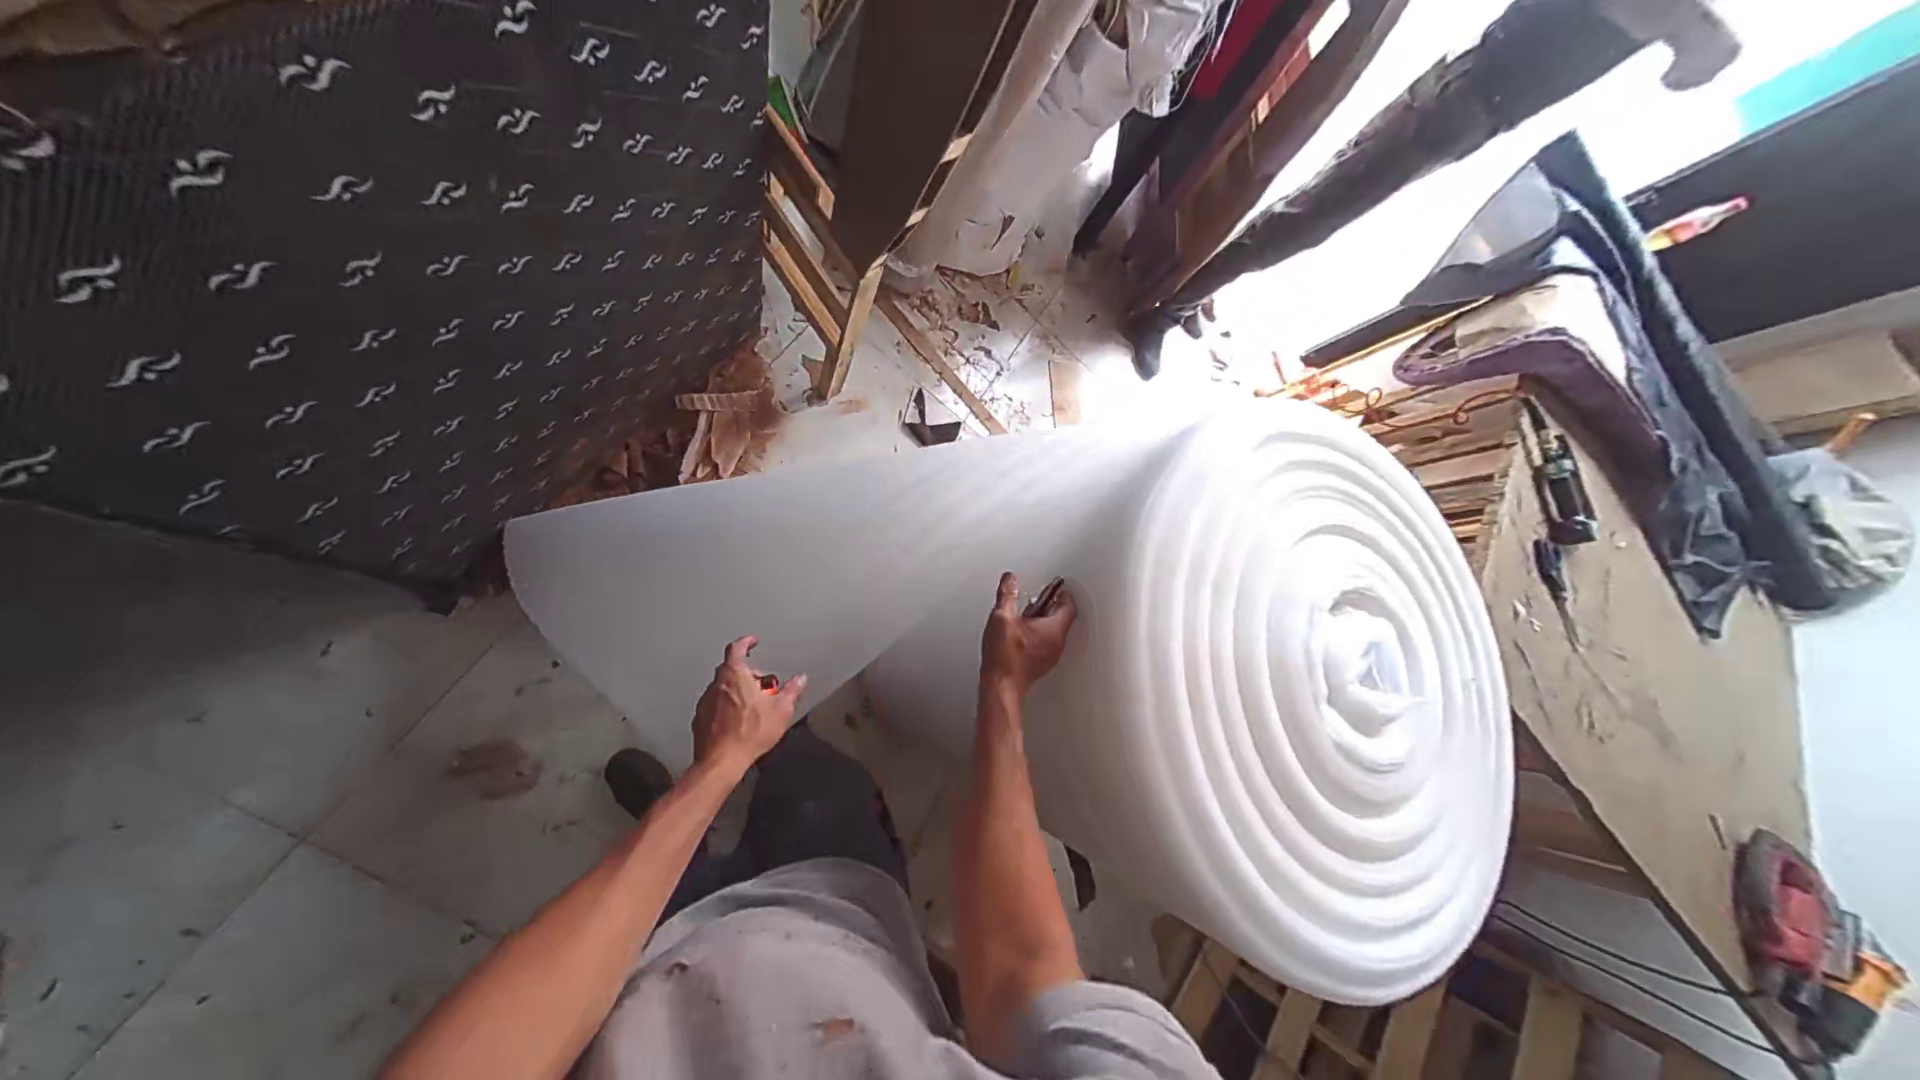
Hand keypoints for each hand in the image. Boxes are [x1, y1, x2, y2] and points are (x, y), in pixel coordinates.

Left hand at [691, 636, 806, 773]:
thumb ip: (793, 690)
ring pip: (722, 687)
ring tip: (752, 705)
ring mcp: (705, 702)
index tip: (752, 642)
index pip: (736, 648)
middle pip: (731, 668)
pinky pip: (714, 704)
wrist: (721, 761)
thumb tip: (800, 679)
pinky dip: (726, 705)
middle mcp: (717, 685)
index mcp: (735, 676)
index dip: (746, 642)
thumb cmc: (749, 734)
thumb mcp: (782, 710)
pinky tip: (738, 720)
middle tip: (762, 684)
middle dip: (748, 672)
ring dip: (736, 690)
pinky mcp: (700, 719)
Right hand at [980, 572, 1076, 695]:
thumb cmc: (1004, 658)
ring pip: (1053, 633)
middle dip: (1051, 607)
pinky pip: (1045, 645)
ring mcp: (1049, 657)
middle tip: (1040, 599)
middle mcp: (1056, 644)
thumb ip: (1007, 595)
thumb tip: (1010, 580)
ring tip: (1027, 616)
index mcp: (1053, 630)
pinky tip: (1021, 635)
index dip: (1063, 594)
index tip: (1057, 588)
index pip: (1068, 607)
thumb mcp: (1002, 617)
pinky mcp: (1040, 665)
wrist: (1000, 686)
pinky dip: (1038, 636)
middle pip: (1062, 619)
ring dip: (1043, 622)